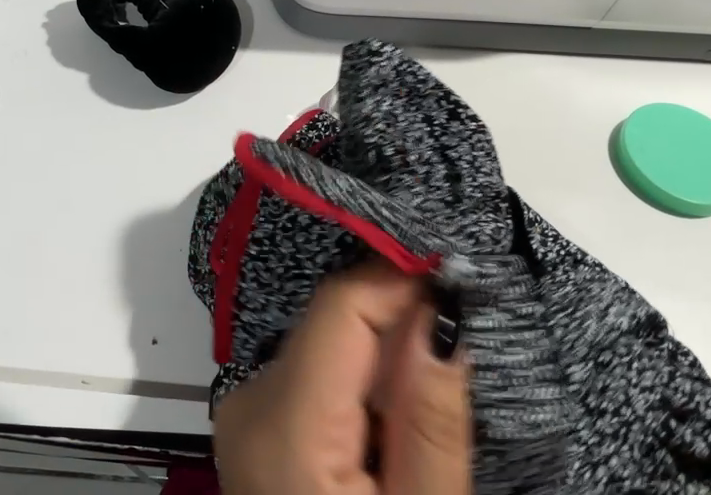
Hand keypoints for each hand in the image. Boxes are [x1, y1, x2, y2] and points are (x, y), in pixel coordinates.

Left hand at [214, 263, 471, 494]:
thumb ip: (430, 414)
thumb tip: (440, 310)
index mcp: (282, 421)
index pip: (342, 303)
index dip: (403, 278)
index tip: (463, 280)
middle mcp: (249, 402)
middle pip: (334, 321)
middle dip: (401, 320)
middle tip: (464, 341)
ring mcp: (246, 416)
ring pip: (328, 344)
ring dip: (384, 353)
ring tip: (435, 393)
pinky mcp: (257, 431)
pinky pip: (317, 376)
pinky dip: (361, 382)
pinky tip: (394, 422)